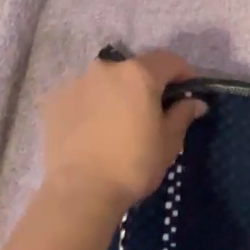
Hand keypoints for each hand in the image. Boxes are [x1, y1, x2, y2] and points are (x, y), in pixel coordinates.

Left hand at [38, 49, 206, 216]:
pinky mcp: (54, 100)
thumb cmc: (135, 164)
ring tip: (120, 124)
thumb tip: (195, 102)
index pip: (168, 60)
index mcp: (138, 75)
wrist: (82, 190)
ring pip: (105, 82)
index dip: (184, 73)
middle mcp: (105, 68)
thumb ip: (182, 115)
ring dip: (117, 95)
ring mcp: (76, 82)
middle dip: (147, 86)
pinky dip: (92, 106)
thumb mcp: (169, 142)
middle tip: (153, 112)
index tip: (189, 92)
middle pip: (134, 70)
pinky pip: (82, 96)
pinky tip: (95, 131)